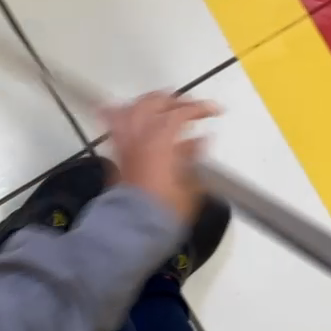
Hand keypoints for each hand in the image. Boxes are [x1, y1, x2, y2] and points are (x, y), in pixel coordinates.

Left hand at [101, 92, 219, 222]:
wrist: (132, 229)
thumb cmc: (165, 211)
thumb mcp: (190, 188)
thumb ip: (194, 159)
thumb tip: (201, 140)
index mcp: (160, 143)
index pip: (180, 114)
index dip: (199, 108)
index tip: (216, 111)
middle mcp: (140, 137)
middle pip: (154, 103)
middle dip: (174, 100)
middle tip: (190, 106)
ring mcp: (125, 143)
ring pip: (131, 109)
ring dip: (149, 101)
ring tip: (162, 102)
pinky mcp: (117, 154)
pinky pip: (114, 125)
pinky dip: (118, 113)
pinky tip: (119, 109)